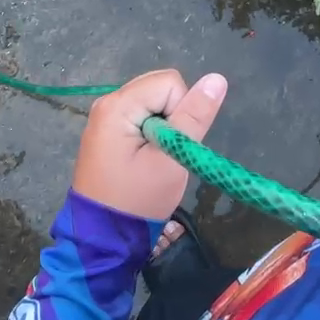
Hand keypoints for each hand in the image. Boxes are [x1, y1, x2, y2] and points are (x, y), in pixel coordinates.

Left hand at [71, 69, 226, 219]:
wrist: (103, 241)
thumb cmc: (138, 201)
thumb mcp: (172, 159)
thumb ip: (194, 117)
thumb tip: (217, 78)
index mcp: (118, 105)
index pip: (170, 83)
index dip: (182, 111)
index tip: (172, 145)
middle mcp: (108, 102)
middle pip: (160, 87)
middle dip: (174, 115)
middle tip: (165, 152)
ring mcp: (105, 117)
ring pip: (154, 101)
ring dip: (165, 124)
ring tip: (156, 157)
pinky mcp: (108, 131)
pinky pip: (143, 114)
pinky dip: (153, 131)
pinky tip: (146, 158)